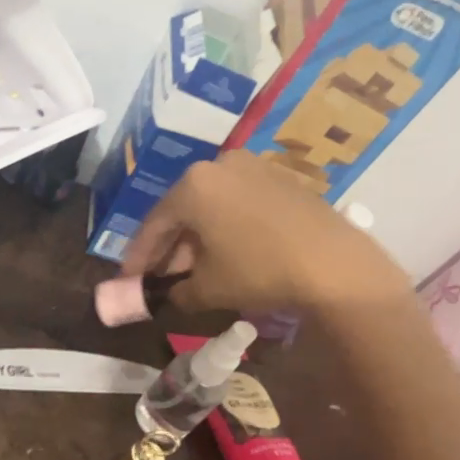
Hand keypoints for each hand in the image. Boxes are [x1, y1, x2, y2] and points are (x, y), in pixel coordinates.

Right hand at [122, 151, 412, 314]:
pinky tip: (224, 254)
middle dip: (169, 248)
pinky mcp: (279, 178)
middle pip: (181, 211)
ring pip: (210, 207)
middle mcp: (219, 165)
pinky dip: (223, 228)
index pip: (152, 226)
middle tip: (160, 278)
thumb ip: (174, 291)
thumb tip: (168, 294)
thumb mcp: (205, 290)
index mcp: (192, 186)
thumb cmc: (257, 272)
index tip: (128, 282)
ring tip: (192, 270)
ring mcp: (253, 167)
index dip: (138, 259)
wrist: (331, 264)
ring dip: (196, 238)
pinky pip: (236, 204)